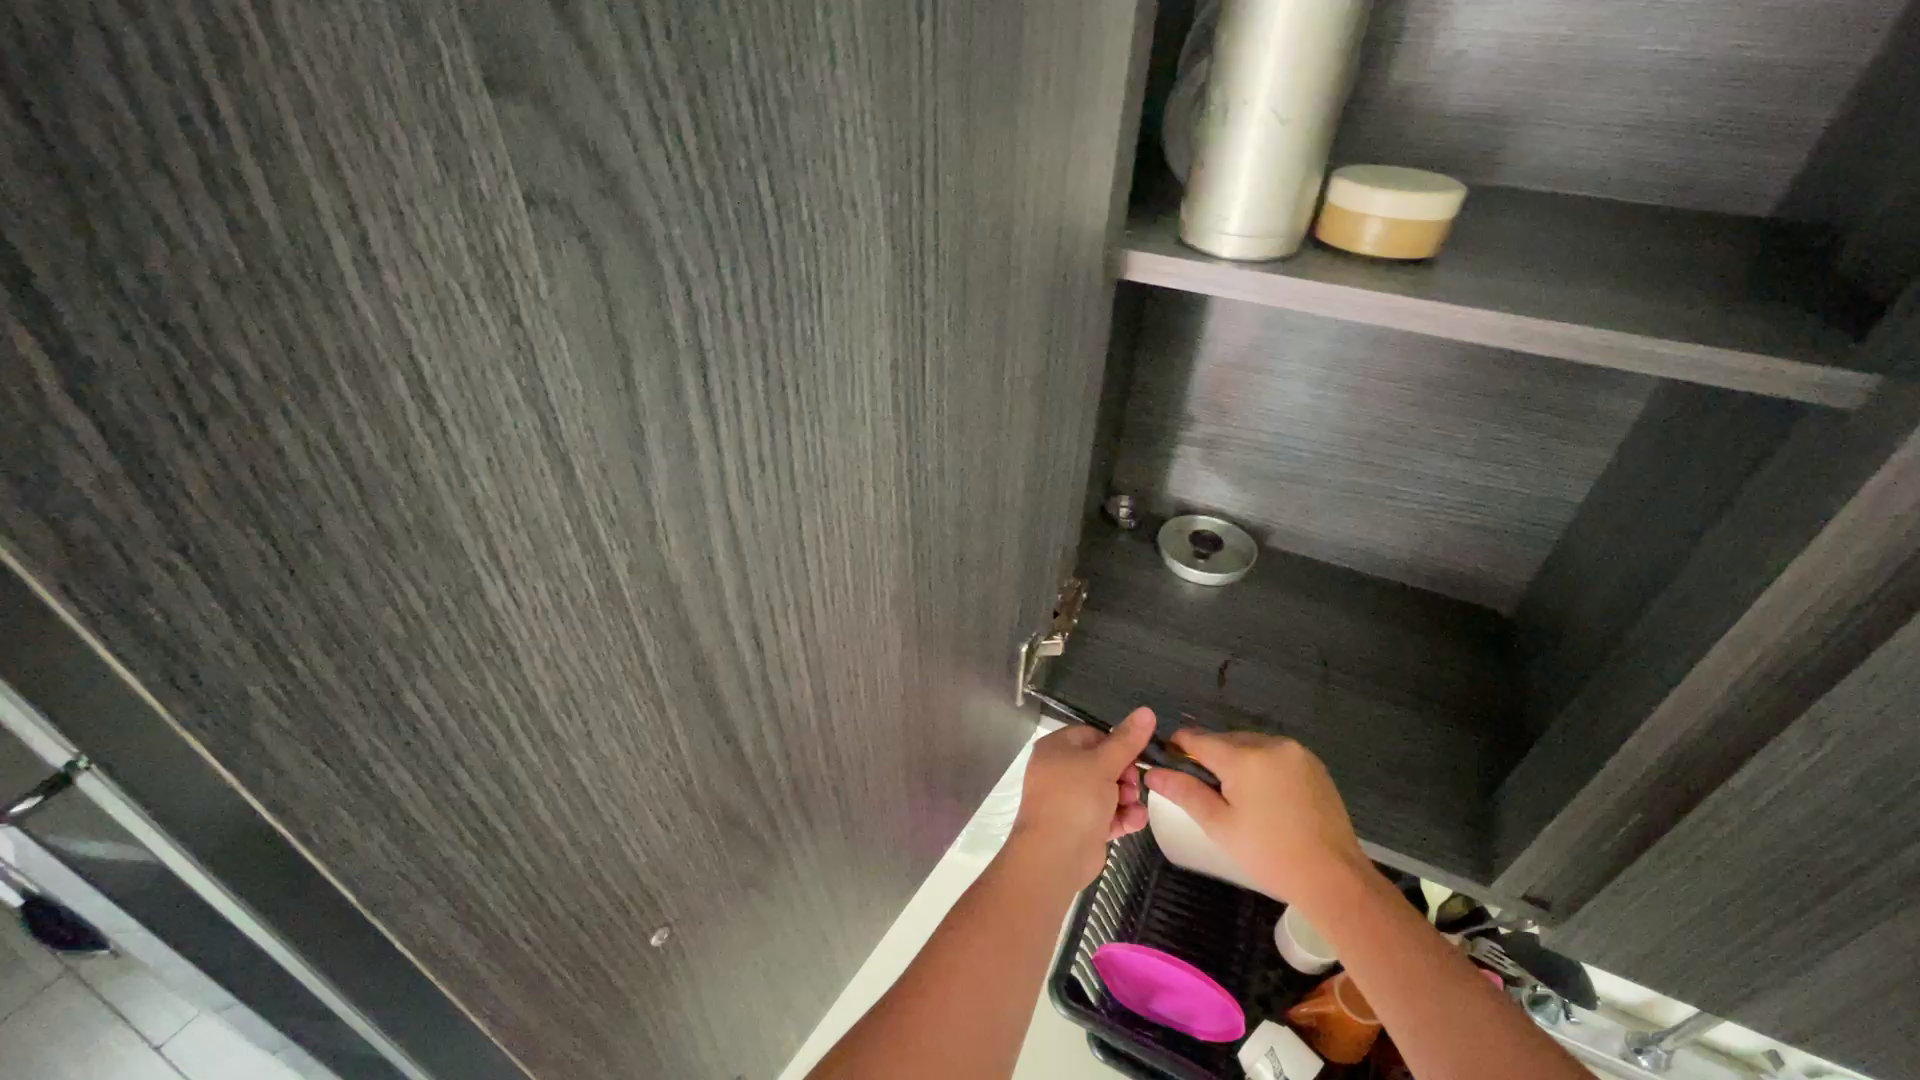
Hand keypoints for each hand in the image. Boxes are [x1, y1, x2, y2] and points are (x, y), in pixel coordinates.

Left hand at [1009, 708, 1155, 887]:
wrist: (1054, 856)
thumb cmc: (1074, 799)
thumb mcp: (1104, 764)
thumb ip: (1127, 740)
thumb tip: (1147, 710)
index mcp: (1057, 748)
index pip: (1093, 735)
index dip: (1117, 745)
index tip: (1136, 755)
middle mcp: (1060, 771)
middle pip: (1104, 764)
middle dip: (1125, 776)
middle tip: (1131, 786)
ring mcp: (1070, 800)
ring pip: (1109, 791)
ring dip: (1127, 798)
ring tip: (1131, 806)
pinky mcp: (1082, 826)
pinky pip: (1108, 814)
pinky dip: (1122, 817)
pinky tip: (1133, 823)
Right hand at [1143, 731, 1370, 907]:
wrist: (1333, 877)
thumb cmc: (1269, 854)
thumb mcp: (1220, 825)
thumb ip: (1184, 792)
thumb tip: (1152, 772)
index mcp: (1245, 756)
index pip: (1196, 739)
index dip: (1178, 750)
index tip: (1170, 769)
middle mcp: (1271, 743)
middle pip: (1224, 740)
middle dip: (1211, 760)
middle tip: (1209, 797)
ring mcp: (1297, 753)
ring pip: (1250, 746)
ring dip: (1237, 763)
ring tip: (1240, 801)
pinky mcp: (1314, 765)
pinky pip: (1275, 756)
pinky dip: (1262, 768)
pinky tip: (1267, 800)